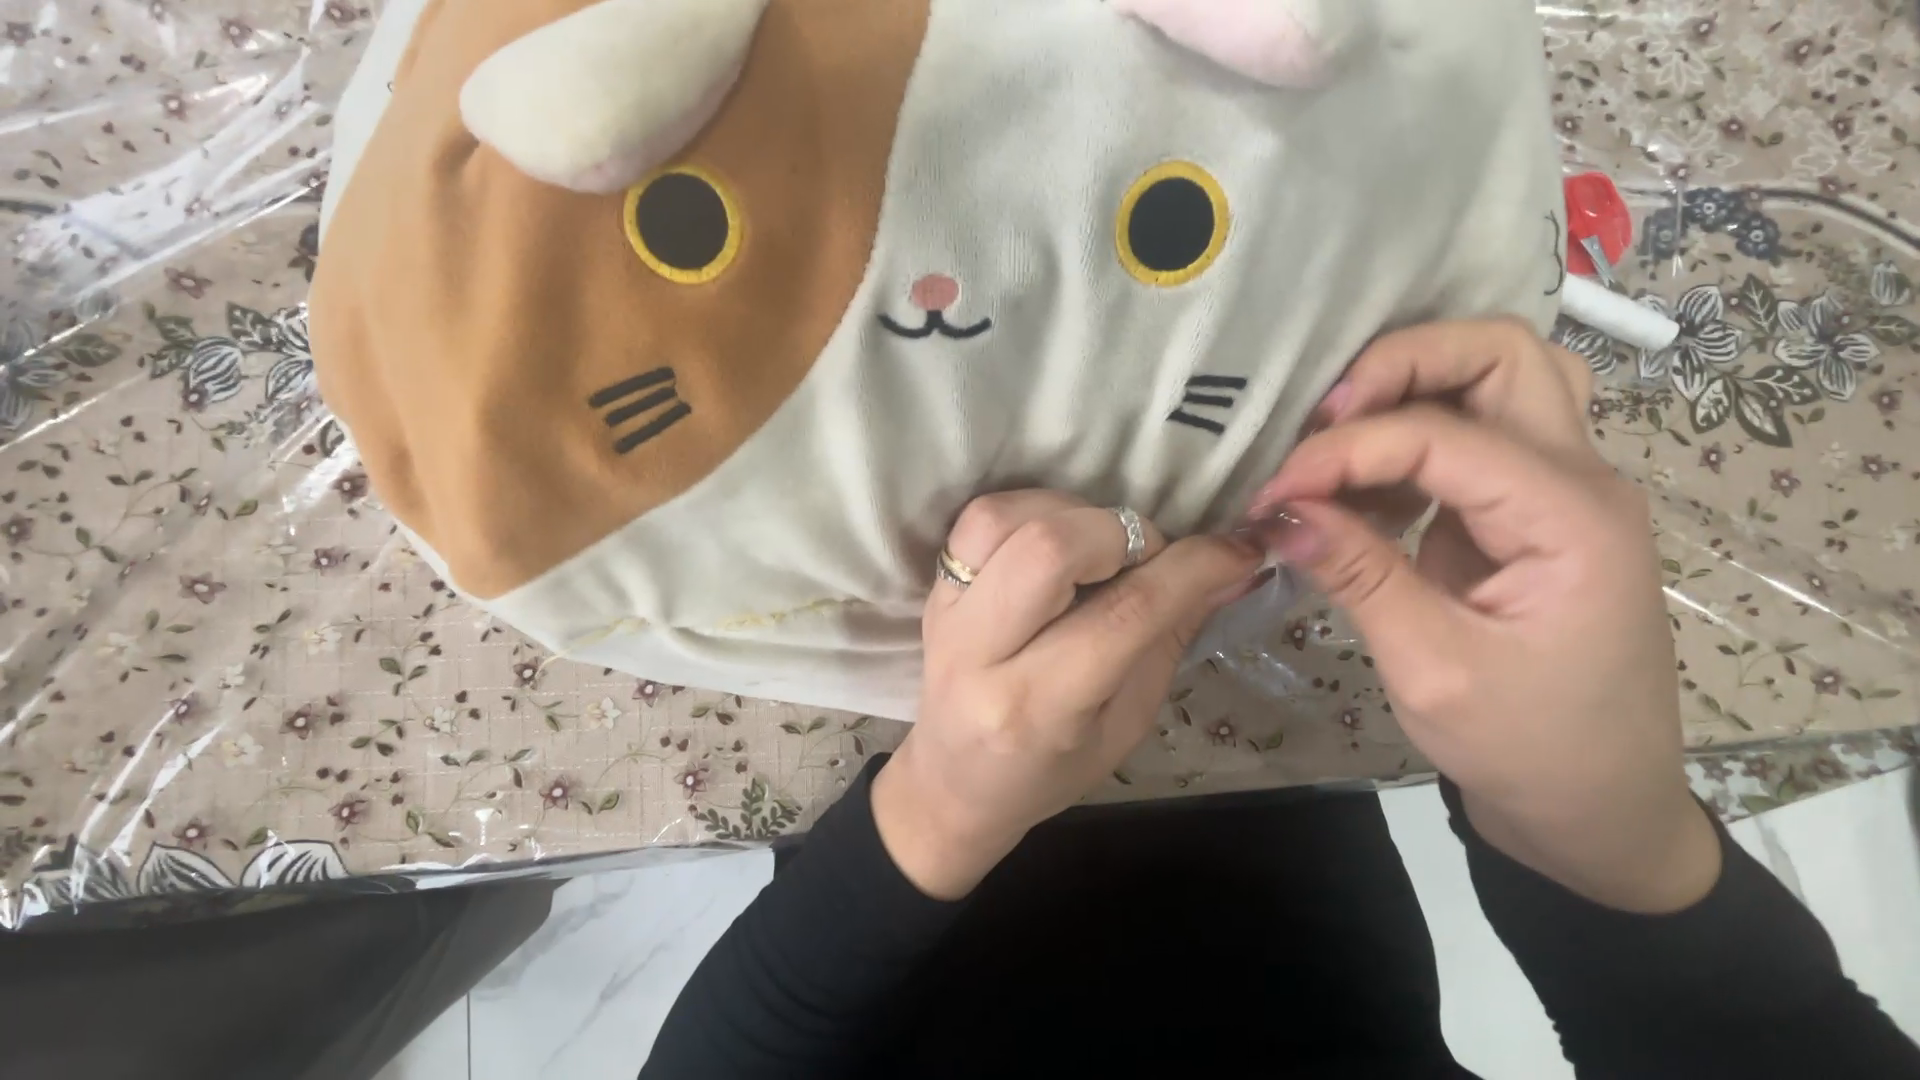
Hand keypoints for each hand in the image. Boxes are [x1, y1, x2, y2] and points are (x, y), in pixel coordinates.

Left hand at [873, 492, 1264, 899]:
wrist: (952, 784)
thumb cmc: (1048, 770)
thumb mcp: (1125, 724)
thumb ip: (1170, 638)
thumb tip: (1232, 567)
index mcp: (1036, 708)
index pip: (1122, 616)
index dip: (1191, 568)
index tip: (1236, 550)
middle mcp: (980, 654)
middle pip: (1049, 550)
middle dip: (1121, 534)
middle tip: (1147, 560)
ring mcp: (946, 614)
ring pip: (1002, 519)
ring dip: (1071, 513)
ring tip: (1099, 547)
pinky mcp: (933, 589)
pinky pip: (976, 519)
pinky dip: (1029, 509)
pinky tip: (1056, 537)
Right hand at [1250, 319, 1720, 913]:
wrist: (1596, 807)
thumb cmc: (1526, 747)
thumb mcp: (1431, 666)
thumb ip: (1357, 573)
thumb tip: (1277, 510)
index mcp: (1571, 517)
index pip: (1440, 436)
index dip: (1342, 452)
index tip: (1270, 494)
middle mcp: (1578, 479)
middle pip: (1501, 356)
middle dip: (1401, 364)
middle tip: (1321, 417)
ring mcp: (1557, 490)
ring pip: (1498, 378)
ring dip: (1413, 383)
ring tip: (1335, 431)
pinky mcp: (1525, 512)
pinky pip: (1474, 433)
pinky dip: (1411, 431)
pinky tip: (1358, 479)